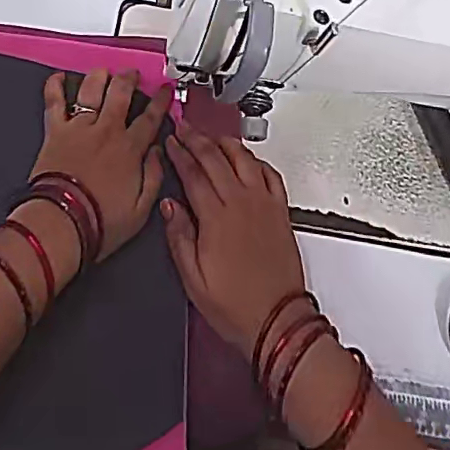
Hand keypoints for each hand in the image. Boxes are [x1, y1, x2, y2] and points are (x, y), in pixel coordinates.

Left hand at [34, 70, 172, 261]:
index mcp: (130, 149)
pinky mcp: (56, 131)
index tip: (164, 90)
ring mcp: (80, 127)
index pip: (150, 117)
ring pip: (92, 89)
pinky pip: (54, 101)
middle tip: (132, 74)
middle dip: (129, 79)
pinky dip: (56, 86)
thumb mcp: (141, 209)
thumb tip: (159, 154)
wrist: (62, 221)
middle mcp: (106, 131)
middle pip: (121, 92)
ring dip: (100, 77)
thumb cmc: (99, 221)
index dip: (160, 100)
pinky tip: (59, 77)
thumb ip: (154, 176)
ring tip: (104, 73)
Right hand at [160, 128, 308, 359]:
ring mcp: (263, 205)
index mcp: (216, 217)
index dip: (179, 153)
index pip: (193, 173)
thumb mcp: (193, 278)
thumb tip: (170, 207)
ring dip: (224, 142)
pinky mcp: (280, 212)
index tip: (170, 142)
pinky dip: (255, 160)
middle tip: (184, 127)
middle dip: (196, 138)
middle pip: (215, 158)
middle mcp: (241, 203)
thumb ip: (179, 236)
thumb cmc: (236, 305)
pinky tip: (247, 158)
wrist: (277, 322)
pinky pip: (269, 174)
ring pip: (243, 159)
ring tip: (211, 136)